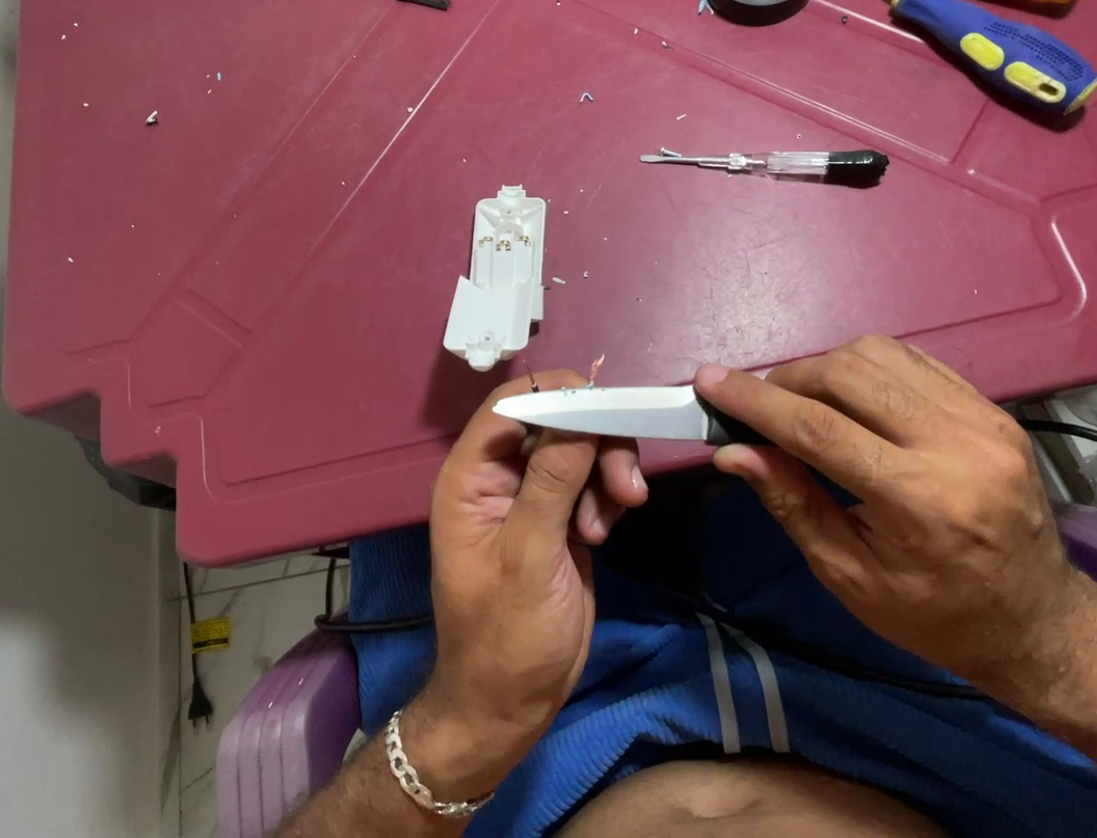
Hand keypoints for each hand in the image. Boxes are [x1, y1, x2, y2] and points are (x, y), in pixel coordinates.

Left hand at [411, 370, 644, 797]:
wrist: (512, 702)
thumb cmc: (506, 634)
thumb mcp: (529, 555)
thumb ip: (553, 479)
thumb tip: (579, 410)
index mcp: (471, 476)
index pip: (511, 405)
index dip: (558, 395)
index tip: (609, 408)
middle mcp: (499, 477)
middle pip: (555, 422)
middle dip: (596, 444)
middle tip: (625, 486)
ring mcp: (532, 497)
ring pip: (581, 450)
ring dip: (606, 475)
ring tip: (608, 523)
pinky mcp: (561, 518)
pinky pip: (592, 483)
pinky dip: (607, 498)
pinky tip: (605, 533)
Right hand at [693, 336, 1086, 684]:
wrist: (1039, 622)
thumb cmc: (935, 616)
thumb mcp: (849, 576)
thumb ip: (792, 502)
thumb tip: (734, 451)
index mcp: (922, 502)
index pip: (820, 428)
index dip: (756, 401)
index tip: (709, 381)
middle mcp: (959, 446)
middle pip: (848, 375)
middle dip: (786, 380)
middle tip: (756, 404)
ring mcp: (984, 420)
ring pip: (879, 354)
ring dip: (823, 368)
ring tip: (800, 401)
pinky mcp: (992, 409)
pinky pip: (911, 361)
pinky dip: (863, 368)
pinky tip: (846, 397)